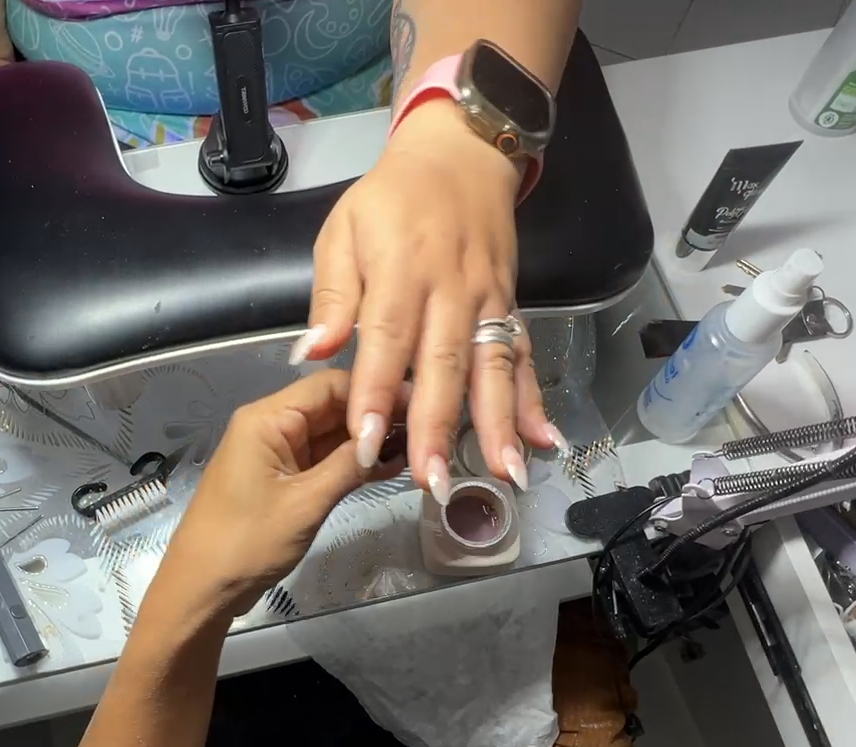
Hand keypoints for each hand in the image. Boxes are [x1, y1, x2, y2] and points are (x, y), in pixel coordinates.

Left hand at [155, 369, 404, 617]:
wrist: (202, 589)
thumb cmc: (246, 543)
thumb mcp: (305, 503)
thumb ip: (348, 466)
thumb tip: (392, 436)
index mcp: (268, 418)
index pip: (331, 385)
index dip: (376, 391)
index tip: (422, 402)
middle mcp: (273, 425)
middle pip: (333, 407)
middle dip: (378, 416)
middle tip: (429, 426)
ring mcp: (278, 453)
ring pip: (332, 435)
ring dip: (369, 442)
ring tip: (420, 446)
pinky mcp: (284, 479)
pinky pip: (323, 460)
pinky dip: (352, 464)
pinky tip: (390, 466)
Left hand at [295, 100, 561, 505]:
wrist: (461, 153)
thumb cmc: (389, 200)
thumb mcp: (344, 232)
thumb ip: (333, 296)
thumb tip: (312, 354)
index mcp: (399, 269)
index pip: (386, 340)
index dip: (375, 394)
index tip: (366, 445)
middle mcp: (450, 290)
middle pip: (444, 366)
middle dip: (439, 430)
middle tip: (432, 483)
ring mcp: (487, 300)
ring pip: (493, 369)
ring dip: (498, 426)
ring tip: (502, 476)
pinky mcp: (511, 306)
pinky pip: (524, 356)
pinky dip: (535, 400)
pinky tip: (544, 440)